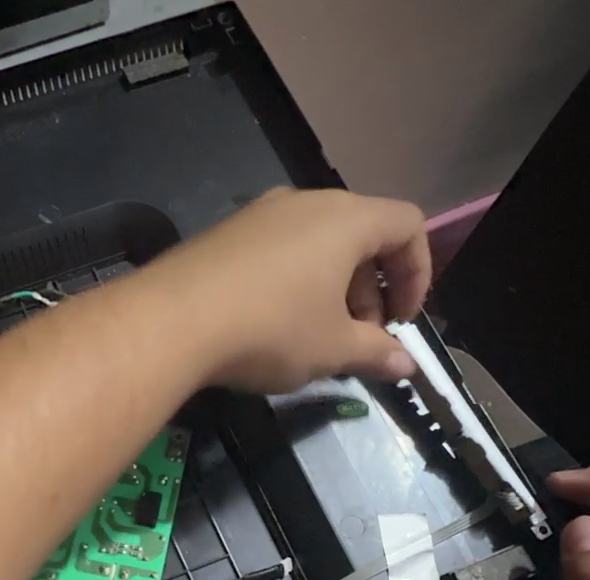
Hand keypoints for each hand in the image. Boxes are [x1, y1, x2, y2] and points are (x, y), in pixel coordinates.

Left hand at [129, 188, 430, 393]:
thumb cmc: (270, 330)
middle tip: (360, 337)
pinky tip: (270, 326)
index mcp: (346, 218)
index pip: (407, 225)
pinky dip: (292, 283)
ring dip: (331, 289)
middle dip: (371, 289)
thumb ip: (374, 353)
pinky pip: (276, 252)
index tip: (403, 322)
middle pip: (360, 234)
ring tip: (316, 337)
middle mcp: (304, 202)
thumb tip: (405, 365)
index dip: (419, 273)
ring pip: (315, 245)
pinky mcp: (223, 235)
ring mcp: (258, 215)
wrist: (170, 322)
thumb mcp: (331, 349)